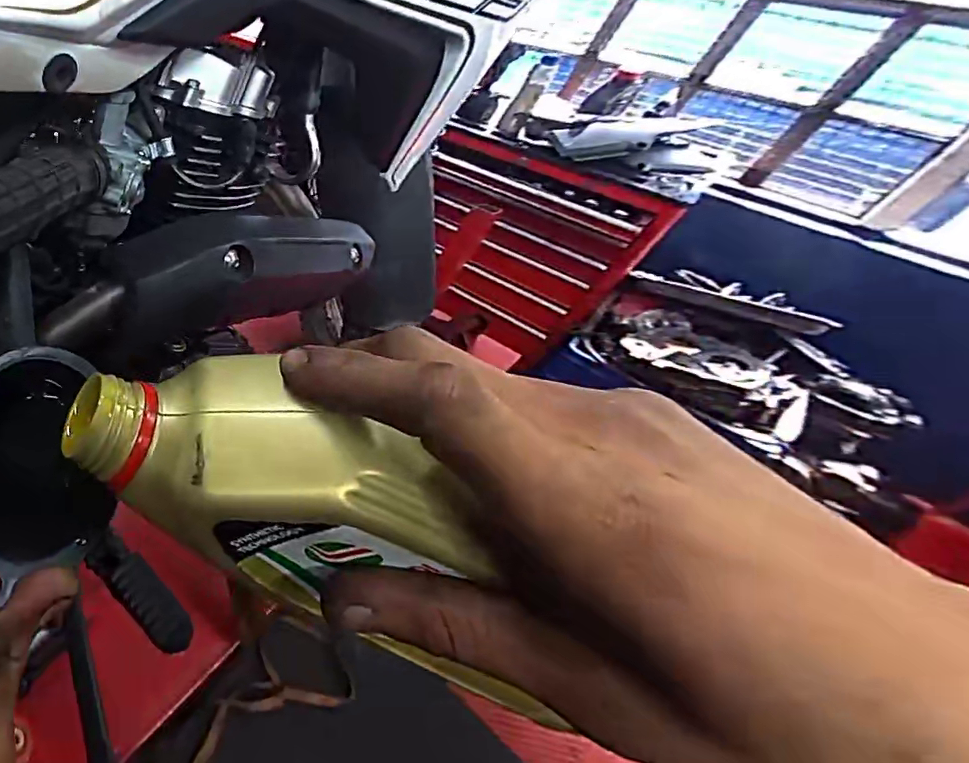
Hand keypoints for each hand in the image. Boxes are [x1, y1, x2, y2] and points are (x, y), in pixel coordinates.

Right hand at [280, 328, 968, 762]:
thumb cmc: (795, 733)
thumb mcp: (612, 699)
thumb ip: (466, 626)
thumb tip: (346, 601)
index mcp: (588, 502)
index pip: (443, 398)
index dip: (356, 375)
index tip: (292, 369)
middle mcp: (607, 432)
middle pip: (453, 362)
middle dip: (371, 364)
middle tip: (320, 398)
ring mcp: (643, 419)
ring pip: (490, 376)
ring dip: (425, 394)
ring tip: (403, 454)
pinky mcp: (668, 424)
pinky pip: (538, 397)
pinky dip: (481, 413)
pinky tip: (500, 476)